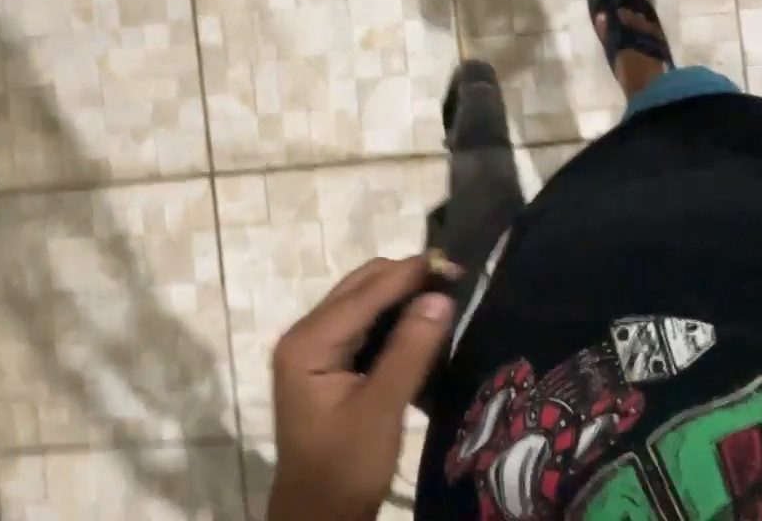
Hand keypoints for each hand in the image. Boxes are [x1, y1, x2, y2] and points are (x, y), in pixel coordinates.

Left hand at [268, 256, 454, 520]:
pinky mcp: (326, 360)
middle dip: (408, 278)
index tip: (456, 266)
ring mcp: (313, 346)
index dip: (412, 274)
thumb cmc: (344, 470)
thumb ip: (410, 351)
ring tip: (445, 295)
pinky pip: (364, 320)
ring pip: (364, 298)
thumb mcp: (381, 411)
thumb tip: (441, 297)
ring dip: (402, 293)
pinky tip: (421, 320)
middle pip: (362, 285)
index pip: (366, 291)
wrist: (317, 520)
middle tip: (455, 281)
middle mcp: (305, 333)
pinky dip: (393, 314)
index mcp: (308, 342)